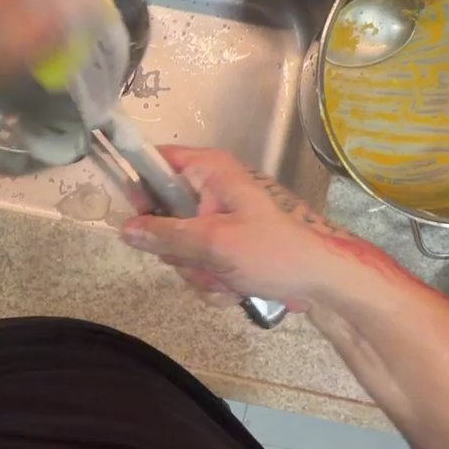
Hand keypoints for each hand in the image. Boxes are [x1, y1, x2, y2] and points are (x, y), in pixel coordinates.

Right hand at [118, 147, 412, 310]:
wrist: (324, 283)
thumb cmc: (275, 251)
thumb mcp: (214, 243)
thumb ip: (165, 235)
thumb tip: (124, 229)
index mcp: (210, 171)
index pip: (157, 161)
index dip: (140, 186)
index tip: (137, 217)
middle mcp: (211, 189)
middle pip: (161, 213)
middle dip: (175, 247)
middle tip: (196, 259)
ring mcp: (218, 220)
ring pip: (178, 245)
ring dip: (195, 270)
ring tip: (223, 278)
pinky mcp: (226, 246)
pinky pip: (197, 262)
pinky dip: (210, 279)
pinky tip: (232, 287)